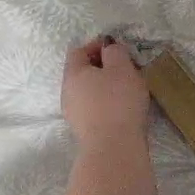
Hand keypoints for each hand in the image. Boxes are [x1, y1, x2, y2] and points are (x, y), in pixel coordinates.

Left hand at [61, 37, 150, 153]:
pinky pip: (94, 108)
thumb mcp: (122, 68)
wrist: (114, 148)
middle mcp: (67, 92)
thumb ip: (115, 52)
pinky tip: (123, 108)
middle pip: (82, 72)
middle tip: (125, 68)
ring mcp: (74, 114)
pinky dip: (106, 103)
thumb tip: (108, 48)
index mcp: (73, 74)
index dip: (96, 45)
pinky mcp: (84, 131)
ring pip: (88, 92)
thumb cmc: (118, 102)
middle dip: (102, 67)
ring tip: (127, 89)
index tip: (117, 48)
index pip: (78, 51)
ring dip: (104, 86)